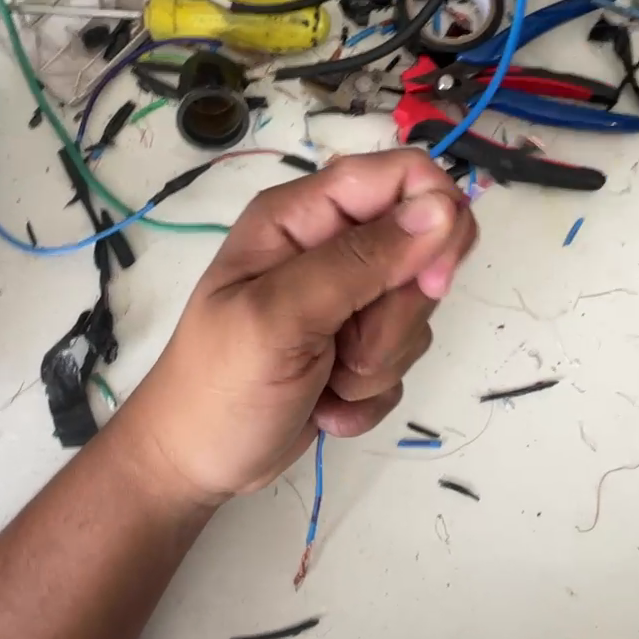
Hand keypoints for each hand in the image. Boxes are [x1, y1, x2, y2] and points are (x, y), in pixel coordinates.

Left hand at [116, 150, 478, 504]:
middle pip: (420, 251)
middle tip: (349, 350)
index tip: (434, 279)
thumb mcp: (281, 317)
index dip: (435, 214)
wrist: (195, 462)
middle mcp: (328, 247)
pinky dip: (369, 393)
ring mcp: (345, 300)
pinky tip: (324, 405)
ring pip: (414, 311)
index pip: (400, 176)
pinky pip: (402, 357)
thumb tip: (443, 207)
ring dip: (378, 362)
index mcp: (300, 217)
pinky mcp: (357, 346)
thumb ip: (360, 261)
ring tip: (323, 380)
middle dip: (396, 315)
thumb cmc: (220, 385)